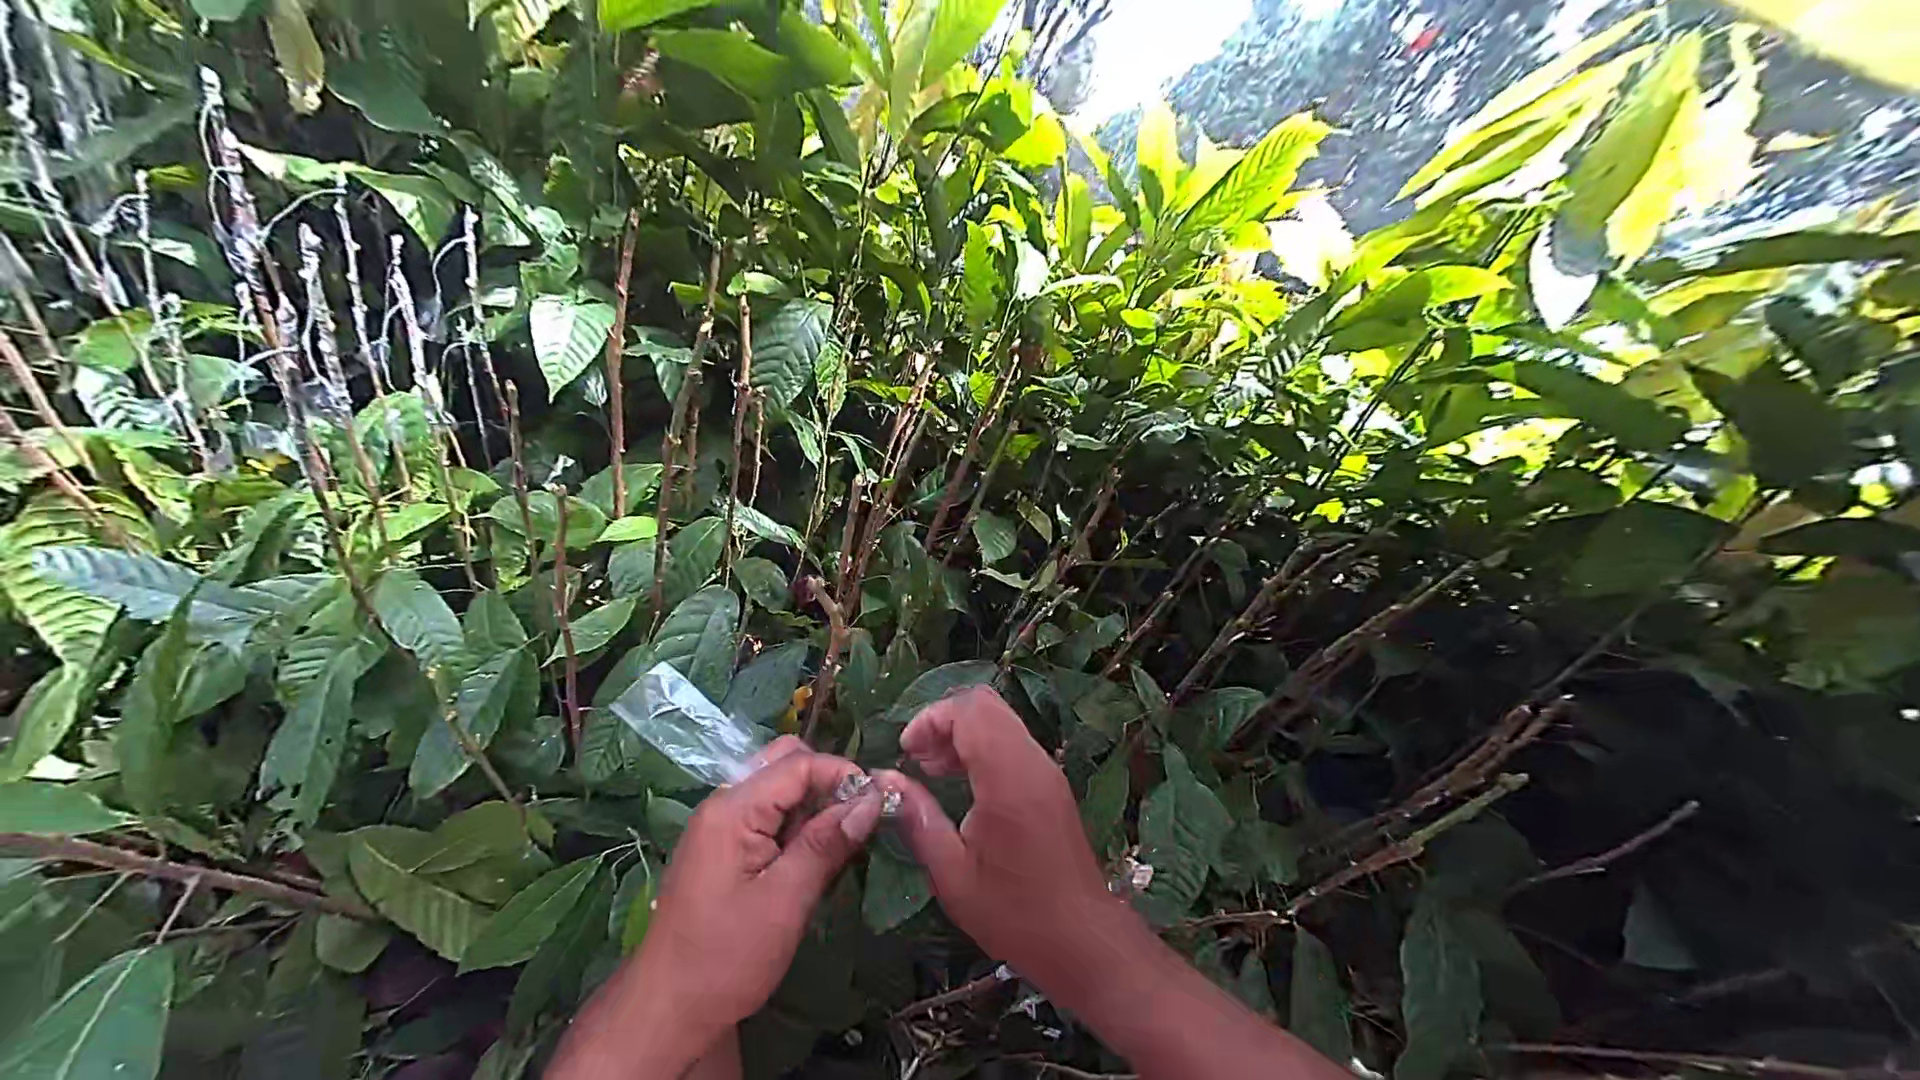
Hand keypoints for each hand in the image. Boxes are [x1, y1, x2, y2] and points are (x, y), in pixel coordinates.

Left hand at [641, 735, 885, 1019]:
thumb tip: (872, 799)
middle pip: (786, 761)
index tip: (877, 802)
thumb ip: (827, 843)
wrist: (665, 1013)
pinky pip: (770, 812)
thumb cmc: (725, 960)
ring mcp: (722, 823)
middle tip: (856, 818)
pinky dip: (798, 822)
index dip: (842, 774)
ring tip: (839, 840)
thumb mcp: (785, 901)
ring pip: (780, 785)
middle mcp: (725, 803)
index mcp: (733, 809)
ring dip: (814, 802)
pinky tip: (813, 854)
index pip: (798, 763)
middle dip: (827, 781)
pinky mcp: (726, 845)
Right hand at [883, 689, 1352, 1079]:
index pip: (975, 706)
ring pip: (1005, 721)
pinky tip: (968, 792)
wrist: (1098, 950)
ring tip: (938, 774)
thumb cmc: (1027, 921)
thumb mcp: (959, 875)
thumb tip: (893, 784)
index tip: (913, 753)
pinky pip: (1014, 745)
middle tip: (921, 760)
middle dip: (947, 719)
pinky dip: (984, 752)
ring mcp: (1049, 773)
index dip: (937, 717)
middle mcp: (1036, 761)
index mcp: (1012, 775)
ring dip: (966, 735)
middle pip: (990, 702)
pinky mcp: (1055, 788)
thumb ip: (923, 823)